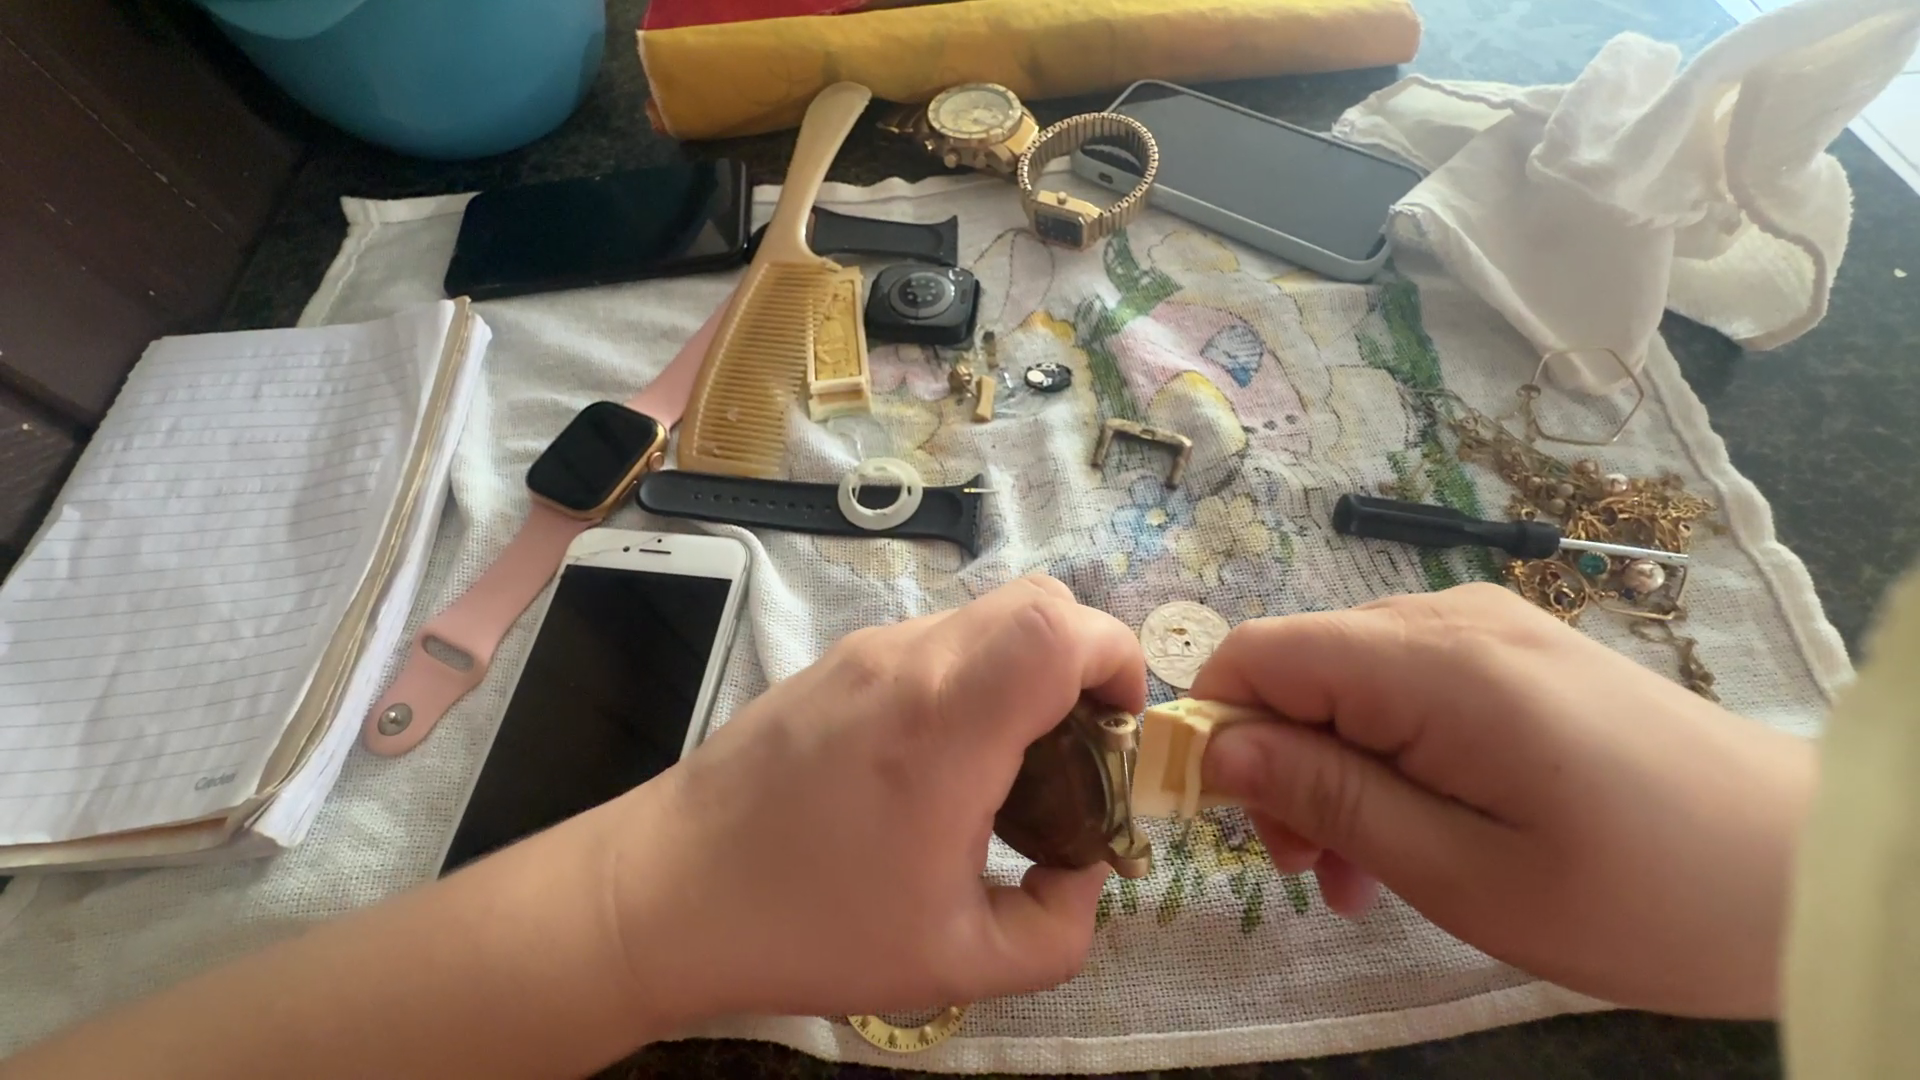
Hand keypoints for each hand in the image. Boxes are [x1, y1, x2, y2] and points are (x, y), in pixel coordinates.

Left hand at [606, 575, 1144, 1026]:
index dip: (1115, 657)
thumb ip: (1058, 930)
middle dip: (1084, 659)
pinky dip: (976, 674)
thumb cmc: (810, 925)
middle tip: (1076, 743)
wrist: (665, 889)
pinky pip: (939, 639)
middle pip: (1035, 601)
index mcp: (948, 722)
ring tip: (1008, 757)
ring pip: (986, 616)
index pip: (1059, 626)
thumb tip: (1086, 871)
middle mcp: (911, 659)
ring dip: (1027, 667)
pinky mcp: (840, 658)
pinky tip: (942, 753)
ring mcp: (869, 648)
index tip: (1118, 727)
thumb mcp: (955, 962)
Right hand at [1190, 583, 1815, 1018]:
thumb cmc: (1645, 895)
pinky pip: (1393, 685)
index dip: (1213, 721)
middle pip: (1294, 668)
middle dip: (1274, 760)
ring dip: (1324, 766)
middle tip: (1306, 865)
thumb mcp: (1463, 872)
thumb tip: (1216, 747)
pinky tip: (1407, 822)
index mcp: (1430, 663)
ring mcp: (1474, 625)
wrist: (1823, 873)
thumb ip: (1328, 794)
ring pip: (1337, 680)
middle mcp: (1440, 617)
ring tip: (1356, 869)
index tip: (1222, 811)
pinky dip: (1374, 750)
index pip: (1258, 654)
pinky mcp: (1498, 647)